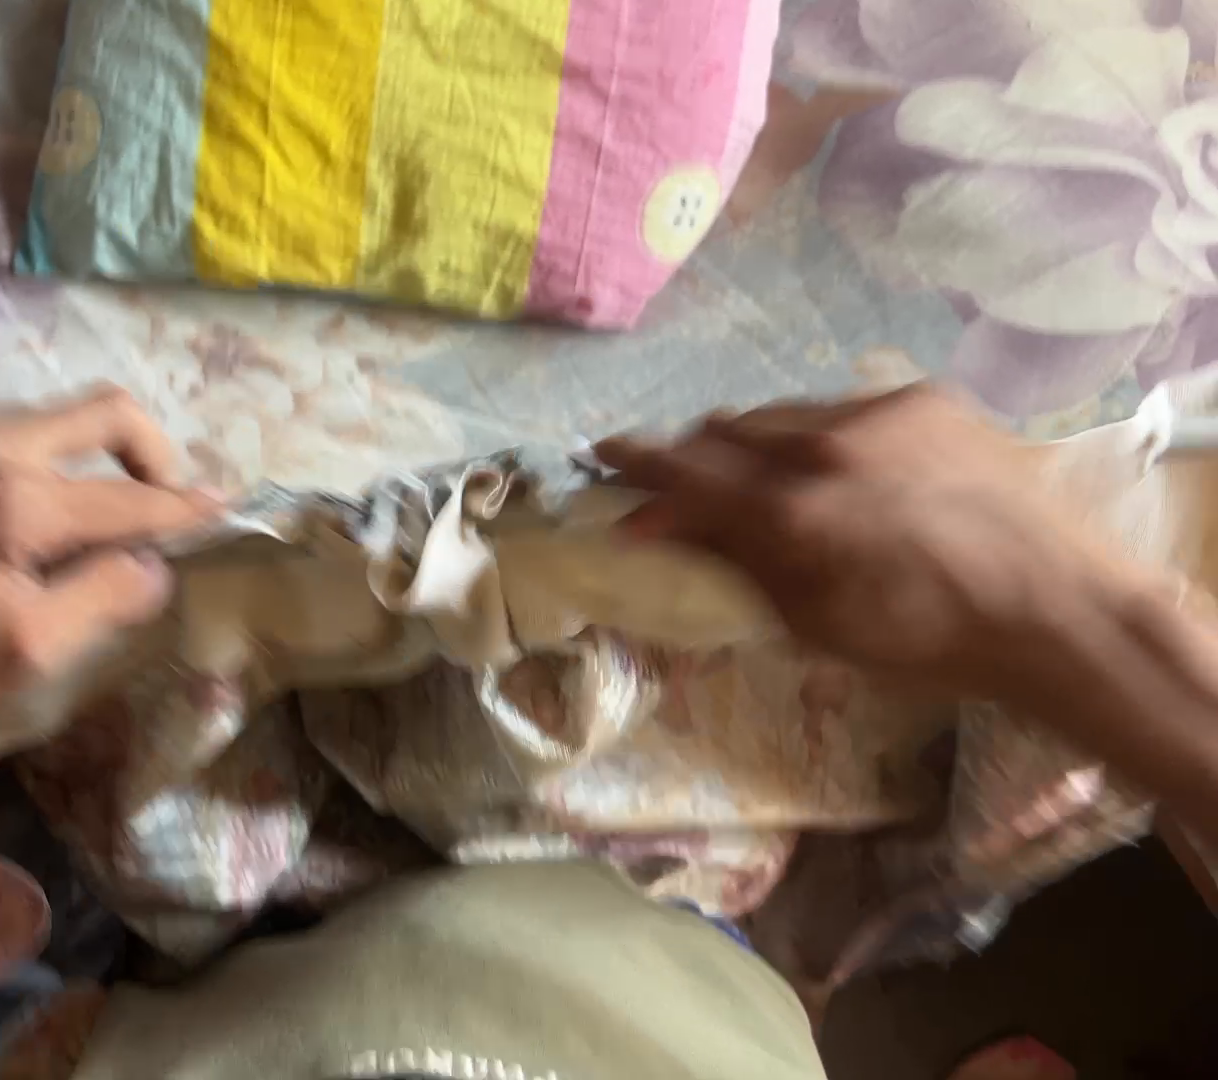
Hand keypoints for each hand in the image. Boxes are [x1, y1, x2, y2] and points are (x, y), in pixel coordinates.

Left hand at [0, 385, 219, 759]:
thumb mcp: (28, 650)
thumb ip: (105, 596)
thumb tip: (156, 564)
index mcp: (18, 500)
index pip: (131, 498)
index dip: (187, 508)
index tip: (228, 510)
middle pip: (107, 411)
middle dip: (157, 453)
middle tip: (175, 505)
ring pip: (70, 417)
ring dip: (115, 454)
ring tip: (131, 513)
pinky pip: (36, 434)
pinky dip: (77, 458)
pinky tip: (74, 510)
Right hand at [594, 385, 1134, 698]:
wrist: (1066, 615)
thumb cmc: (918, 638)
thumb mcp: (803, 617)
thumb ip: (724, 557)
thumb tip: (654, 523)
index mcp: (790, 514)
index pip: (684, 470)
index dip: (634, 459)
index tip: (600, 451)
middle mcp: (824, 450)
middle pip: (720, 430)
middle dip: (698, 456)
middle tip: (701, 487)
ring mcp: (878, 416)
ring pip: (774, 413)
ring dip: (756, 445)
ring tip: (784, 480)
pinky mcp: (923, 401)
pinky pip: (835, 406)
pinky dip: (817, 436)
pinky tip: (849, 470)